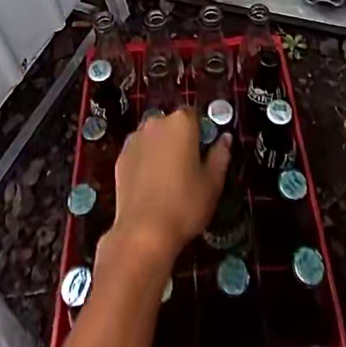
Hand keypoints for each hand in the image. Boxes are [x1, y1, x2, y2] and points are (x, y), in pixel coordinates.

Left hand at [108, 109, 230, 263]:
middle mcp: (155, 122)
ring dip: (161, 148)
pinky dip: (145, 160)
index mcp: (181, 123)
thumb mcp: (212, 183)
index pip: (194, 115)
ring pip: (154, 137)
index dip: (201, 132)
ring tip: (168, 178)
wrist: (143, 231)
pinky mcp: (121, 156)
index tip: (204, 153)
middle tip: (188, 167)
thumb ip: (220, 155)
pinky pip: (139, 151)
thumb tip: (224, 139)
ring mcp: (135, 138)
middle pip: (172, 124)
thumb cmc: (185, 204)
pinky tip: (150, 184)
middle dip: (180, 139)